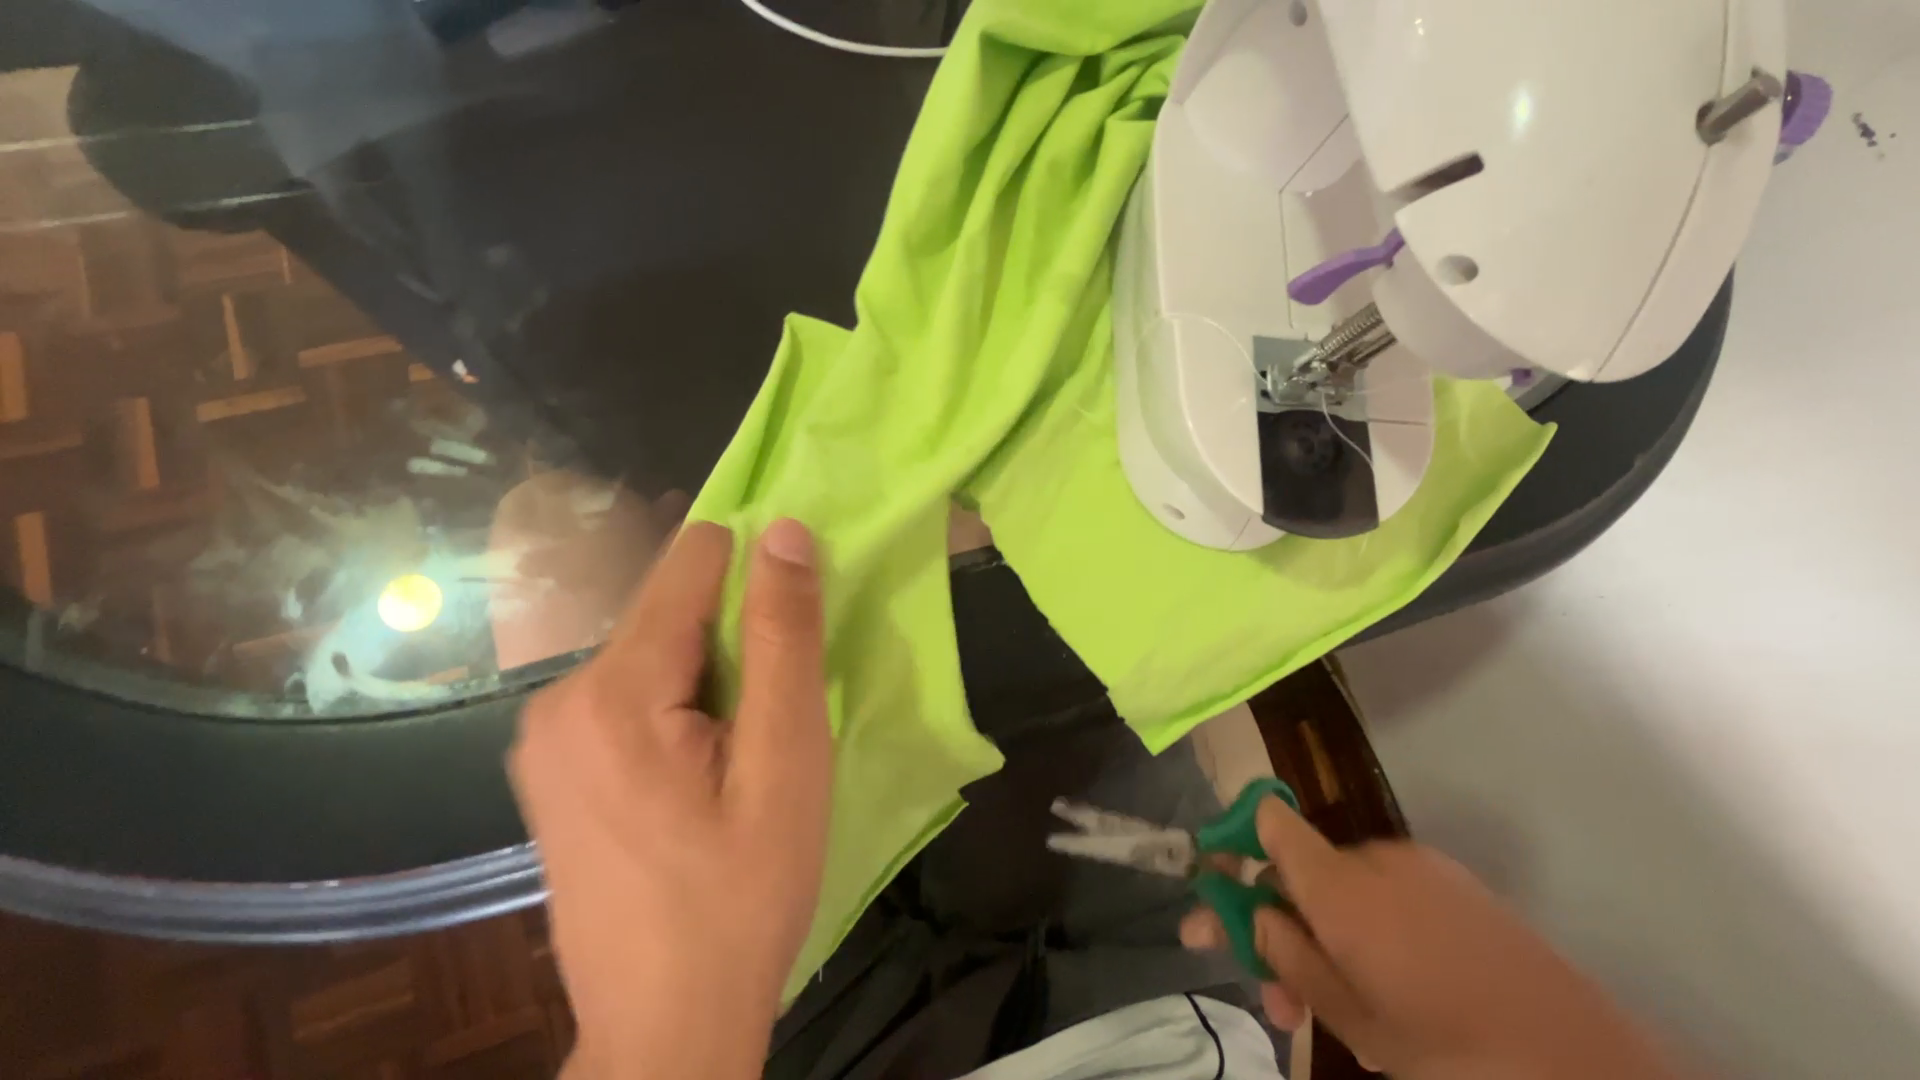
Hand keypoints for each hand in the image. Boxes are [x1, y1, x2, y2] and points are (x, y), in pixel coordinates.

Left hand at [510, 519, 830, 1079]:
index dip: (756, 580)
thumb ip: (784, 639)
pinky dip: (675, 711)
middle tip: (770, 726)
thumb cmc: (740, 897)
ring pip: (651, 654)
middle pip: (667, 611)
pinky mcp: (551, 769)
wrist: (666, 1026)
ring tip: (739, 759)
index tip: (794, 631)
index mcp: (611, 691)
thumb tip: (784, 530)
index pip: (690, 564)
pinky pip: (627, 697)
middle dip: (732, 643)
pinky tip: (698, 780)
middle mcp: (557, 698)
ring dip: (708, 681)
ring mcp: (543, 737)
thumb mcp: (785, 763)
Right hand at [1182, 799, 1686, 1079]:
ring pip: (1345, 890)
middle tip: (1274, 996)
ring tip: (1331, 1009)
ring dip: (1323, 935)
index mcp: (1340, 884)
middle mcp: (1376, 859)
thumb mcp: (1353, 1018)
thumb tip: (1252, 913)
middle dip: (1276, 923)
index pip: (1268, 822)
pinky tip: (1382, 989)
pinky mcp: (1460, 890)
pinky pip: (1390, 897)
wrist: (1583, 1063)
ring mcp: (1424, 871)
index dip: (1234, 845)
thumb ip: (1288, 957)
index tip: (1217, 892)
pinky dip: (1369, 931)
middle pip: (1302, 869)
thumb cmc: (1449, 1048)